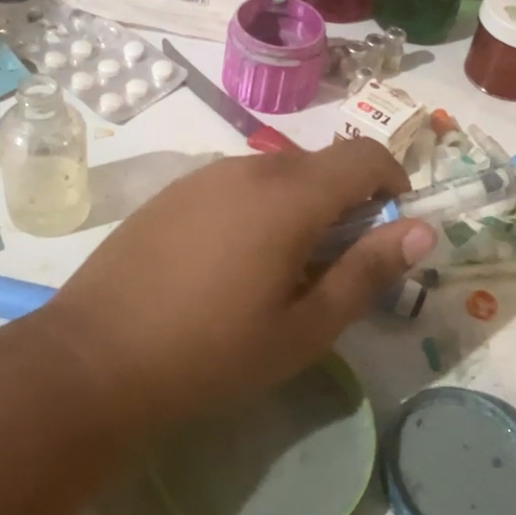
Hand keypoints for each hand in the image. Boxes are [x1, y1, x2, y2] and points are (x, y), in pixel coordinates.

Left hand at [35, 139, 435, 427]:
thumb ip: (367, 272)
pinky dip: (255, 211)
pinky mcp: (170, 193)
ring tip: (278, 274)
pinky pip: (233, 187)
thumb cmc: (211, 353)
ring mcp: (202, 176)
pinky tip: (228, 267)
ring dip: (298, 208)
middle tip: (334, 269)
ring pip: (275, 176)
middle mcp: (247, 168)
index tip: (390, 231)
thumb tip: (421, 231)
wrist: (93, 359)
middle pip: (320, 165)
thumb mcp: (304, 327)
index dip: (392, 183)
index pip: (364, 156)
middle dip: (345, 203)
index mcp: (289, 196)